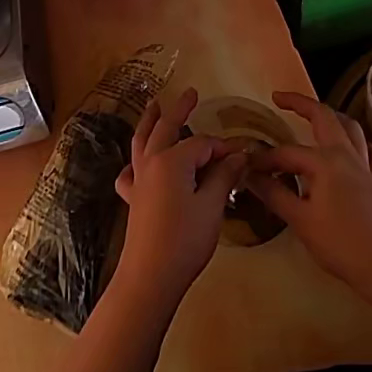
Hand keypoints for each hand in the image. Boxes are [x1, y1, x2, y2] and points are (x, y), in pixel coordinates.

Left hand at [112, 88, 247, 300]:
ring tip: (153, 106)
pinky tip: (136, 165)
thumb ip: (224, 176)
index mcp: (173, 160)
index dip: (224, 149)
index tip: (241, 159)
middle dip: (180, 109)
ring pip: (142, 142)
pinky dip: (134, 162)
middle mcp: (152, 163)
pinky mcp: (132, 199)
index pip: (203, 143)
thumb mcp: (212, 206)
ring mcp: (139, 180)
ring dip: (149, 122)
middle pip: (167, 128)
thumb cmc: (185, 240)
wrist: (149, 279)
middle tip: (190, 93)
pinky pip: (130, 172)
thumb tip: (239, 155)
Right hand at [244, 90, 371, 288]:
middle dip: (300, 103)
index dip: (264, 159)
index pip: (286, 153)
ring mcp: (363, 163)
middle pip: (323, 116)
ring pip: (348, 126)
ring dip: (329, 116)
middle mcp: (345, 153)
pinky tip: (350, 148)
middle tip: (279, 98)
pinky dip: (357, 142)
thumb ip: (274, 194)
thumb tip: (249, 175)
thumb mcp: (300, 220)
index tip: (246, 165)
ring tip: (312, 115)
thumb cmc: (339, 243)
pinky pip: (368, 149)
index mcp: (324, 160)